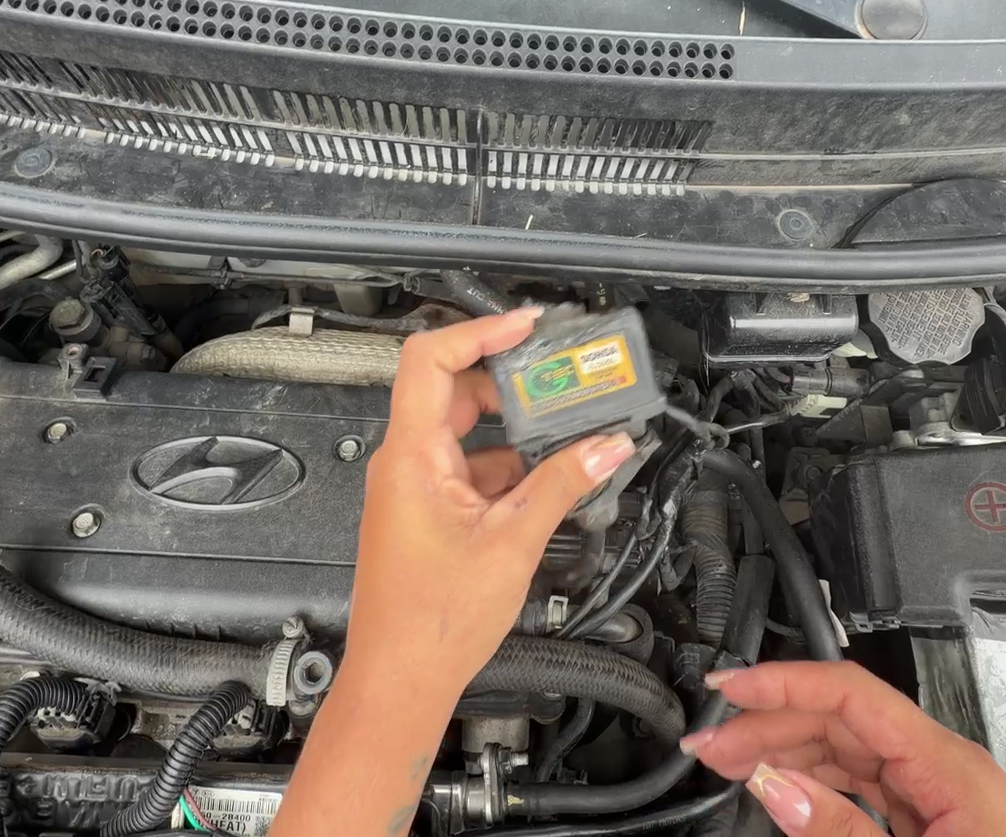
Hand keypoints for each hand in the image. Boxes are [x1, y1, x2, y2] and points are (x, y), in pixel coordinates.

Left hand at [347, 309, 637, 691]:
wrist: (401, 679)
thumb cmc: (431, 622)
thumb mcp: (512, 542)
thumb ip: (562, 485)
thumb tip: (604, 448)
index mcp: (412, 456)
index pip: (431, 359)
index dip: (479, 332)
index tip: (524, 326)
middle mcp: (406, 461)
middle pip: (455, 388)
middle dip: (509, 379)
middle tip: (556, 375)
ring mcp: (416, 483)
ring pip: (466, 427)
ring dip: (513, 425)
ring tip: (562, 427)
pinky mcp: (428, 505)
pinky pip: (470, 463)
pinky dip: (507, 462)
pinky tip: (545, 475)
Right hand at [681, 662, 1005, 836]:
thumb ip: (841, 832)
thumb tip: (771, 783)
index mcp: (951, 767)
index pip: (852, 693)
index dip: (784, 682)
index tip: (729, 691)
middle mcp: (943, 765)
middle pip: (839, 719)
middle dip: (769, 726)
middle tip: (710, 746)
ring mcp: (937, 791)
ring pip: (845, 748)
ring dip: (784, 752)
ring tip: (730, 764)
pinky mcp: (932, 817)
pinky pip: (861, 780)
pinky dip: (815, 780)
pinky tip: (781, 787)